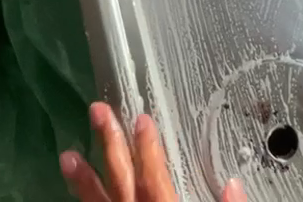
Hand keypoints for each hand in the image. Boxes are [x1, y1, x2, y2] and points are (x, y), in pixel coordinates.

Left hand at [61, 102, 245, 201]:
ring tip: (68, 156)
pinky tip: (79, 186)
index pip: (154, 179)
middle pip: (122, 181)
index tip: (141, 117)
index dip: (148, 148)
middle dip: (110, 144)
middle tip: (98, 111)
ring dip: (85, 180)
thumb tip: (234, 184)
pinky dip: (87, 201)